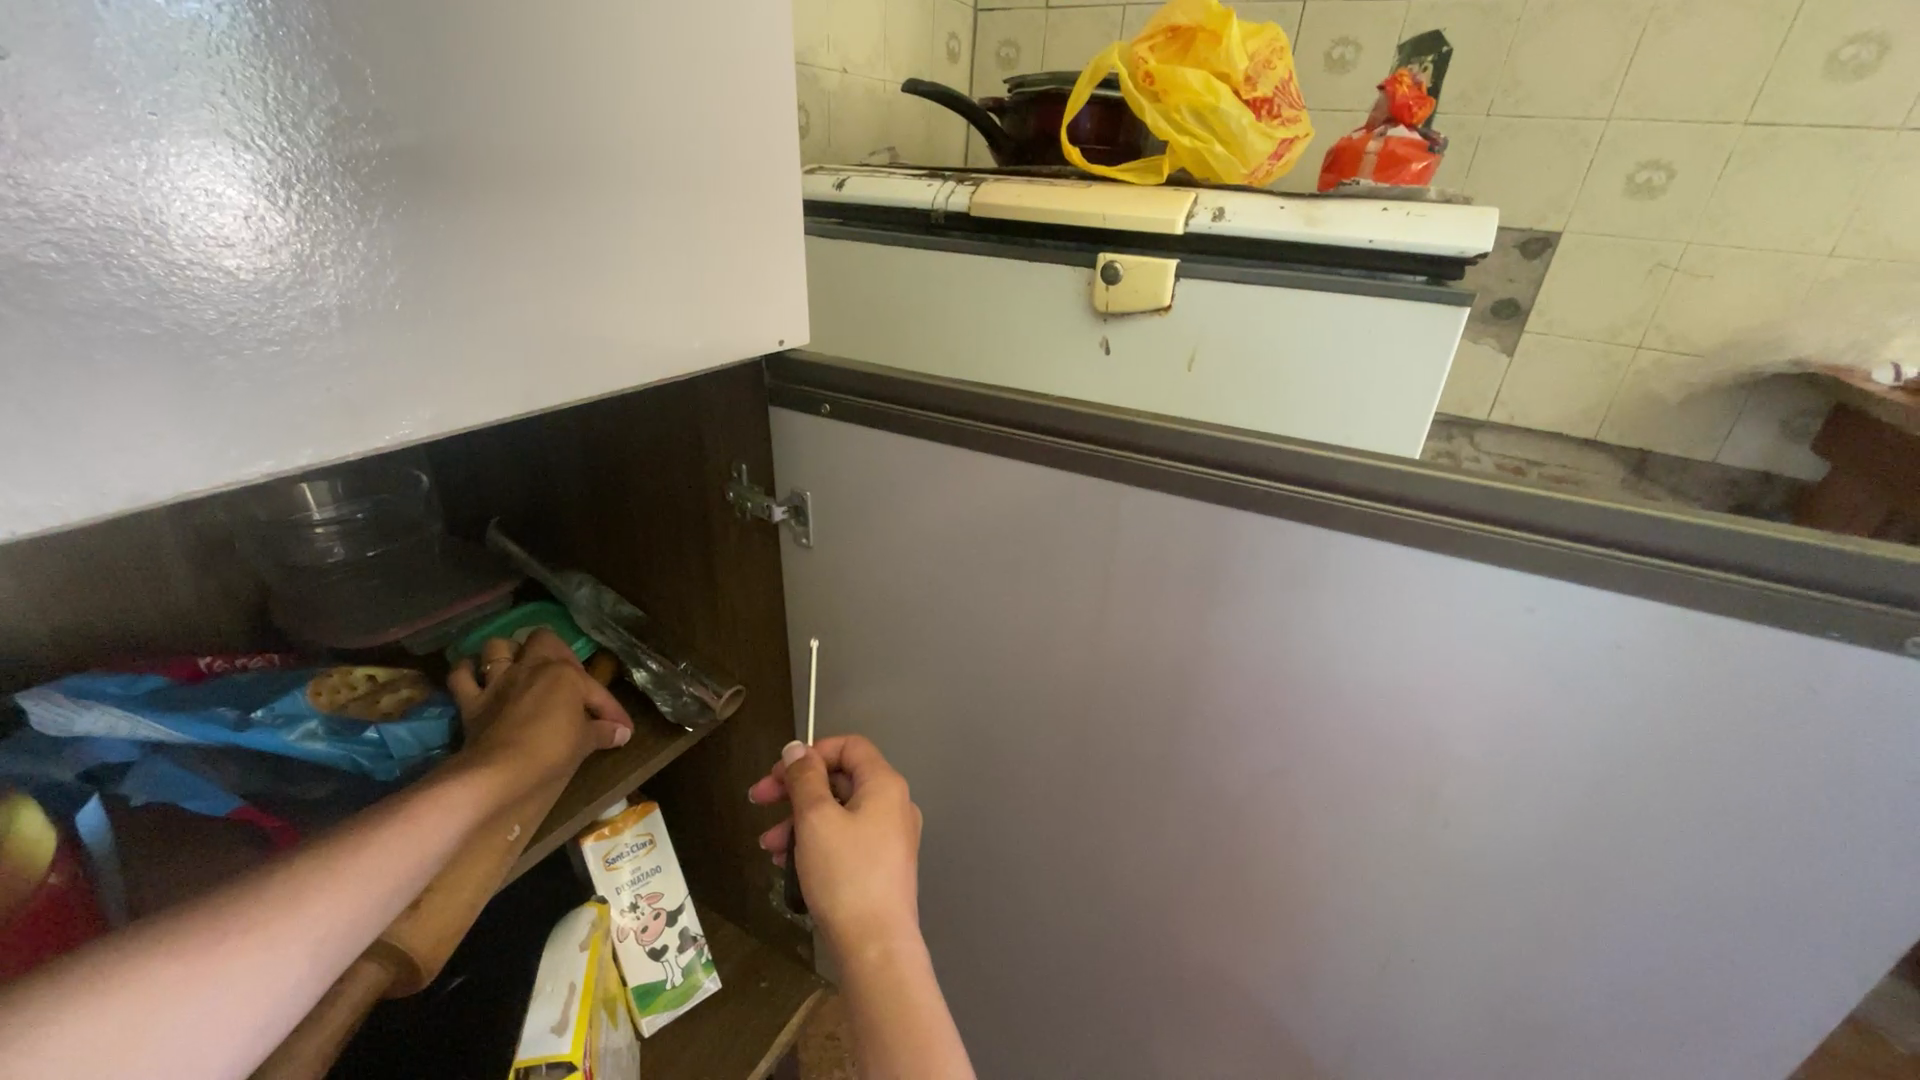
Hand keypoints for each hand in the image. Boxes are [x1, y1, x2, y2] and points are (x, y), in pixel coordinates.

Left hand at [449, 629, 633, 789]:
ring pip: (498, 647)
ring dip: (507, 654)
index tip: (622, 729)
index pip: (596, 690)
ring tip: (518, 667)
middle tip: (565, 677)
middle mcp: (530, 668)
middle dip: (554, 651)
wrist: (500, 775)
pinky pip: (461, 676)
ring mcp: (497, 682)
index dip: (611, 710)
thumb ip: (602, 732)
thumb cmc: (552, 752)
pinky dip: (467, 672)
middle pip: (543, 640)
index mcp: (565, 674)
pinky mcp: (470, 702)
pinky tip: (477, 678)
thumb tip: (621, 732)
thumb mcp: (585, 743)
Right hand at [749, 736, 922, 954]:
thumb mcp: (816, 819)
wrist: (875, 946)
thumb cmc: (845, 874)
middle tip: (758, 801)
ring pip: (839, 813)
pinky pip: (845, 840)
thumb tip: (797, 748)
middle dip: (796, 790)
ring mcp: (891, 837)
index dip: (811, 753)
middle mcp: (894, 804)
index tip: (778, 773)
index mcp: (885, 784)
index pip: (849, 746)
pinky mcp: (882, 866)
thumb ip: (804, 778)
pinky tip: (788, 865)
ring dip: (799, 821)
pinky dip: (816, 843)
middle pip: (840, 779)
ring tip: (769, 847)